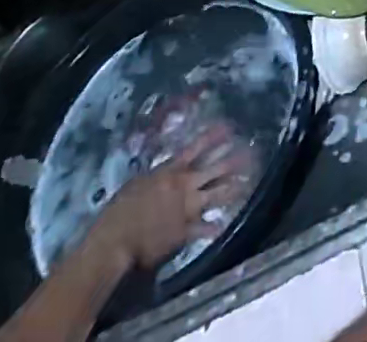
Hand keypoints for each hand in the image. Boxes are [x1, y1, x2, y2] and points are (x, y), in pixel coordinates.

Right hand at [83, 129, 252, 271]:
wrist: (118, 238)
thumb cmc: (121, 208)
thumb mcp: (138, 182)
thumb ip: (156, 175)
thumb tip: (166, 171)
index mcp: (170, 171)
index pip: (195, 149)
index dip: (212, 138)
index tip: (228, 129)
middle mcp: (183, 187)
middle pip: (213, 171)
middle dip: (232, 162)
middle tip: (248, 154)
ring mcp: (187, 210)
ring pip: (215, 196)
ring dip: (232, 188)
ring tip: (246, 181)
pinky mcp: (185, 232)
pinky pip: (205, 229)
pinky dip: (214, 227)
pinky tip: (225, 224)